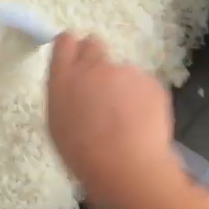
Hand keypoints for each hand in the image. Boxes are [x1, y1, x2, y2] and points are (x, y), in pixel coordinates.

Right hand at [46, 34, 182, 207]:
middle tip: (98, 83)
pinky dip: (140, 97)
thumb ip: (65, 94)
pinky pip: (142, 84)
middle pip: (93, 44)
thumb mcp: (57, 122)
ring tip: (122, 116)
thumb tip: (74, 86)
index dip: (69, 46)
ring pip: (120, 70)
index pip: (64, 42)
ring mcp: (125, 71)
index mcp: (63, 78)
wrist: (125, 166)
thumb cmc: (81, 153)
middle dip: (94, 56)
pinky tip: (138, 121)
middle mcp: (93, 67)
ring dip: (119, 84)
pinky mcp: (150, 81)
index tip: (71, 54)